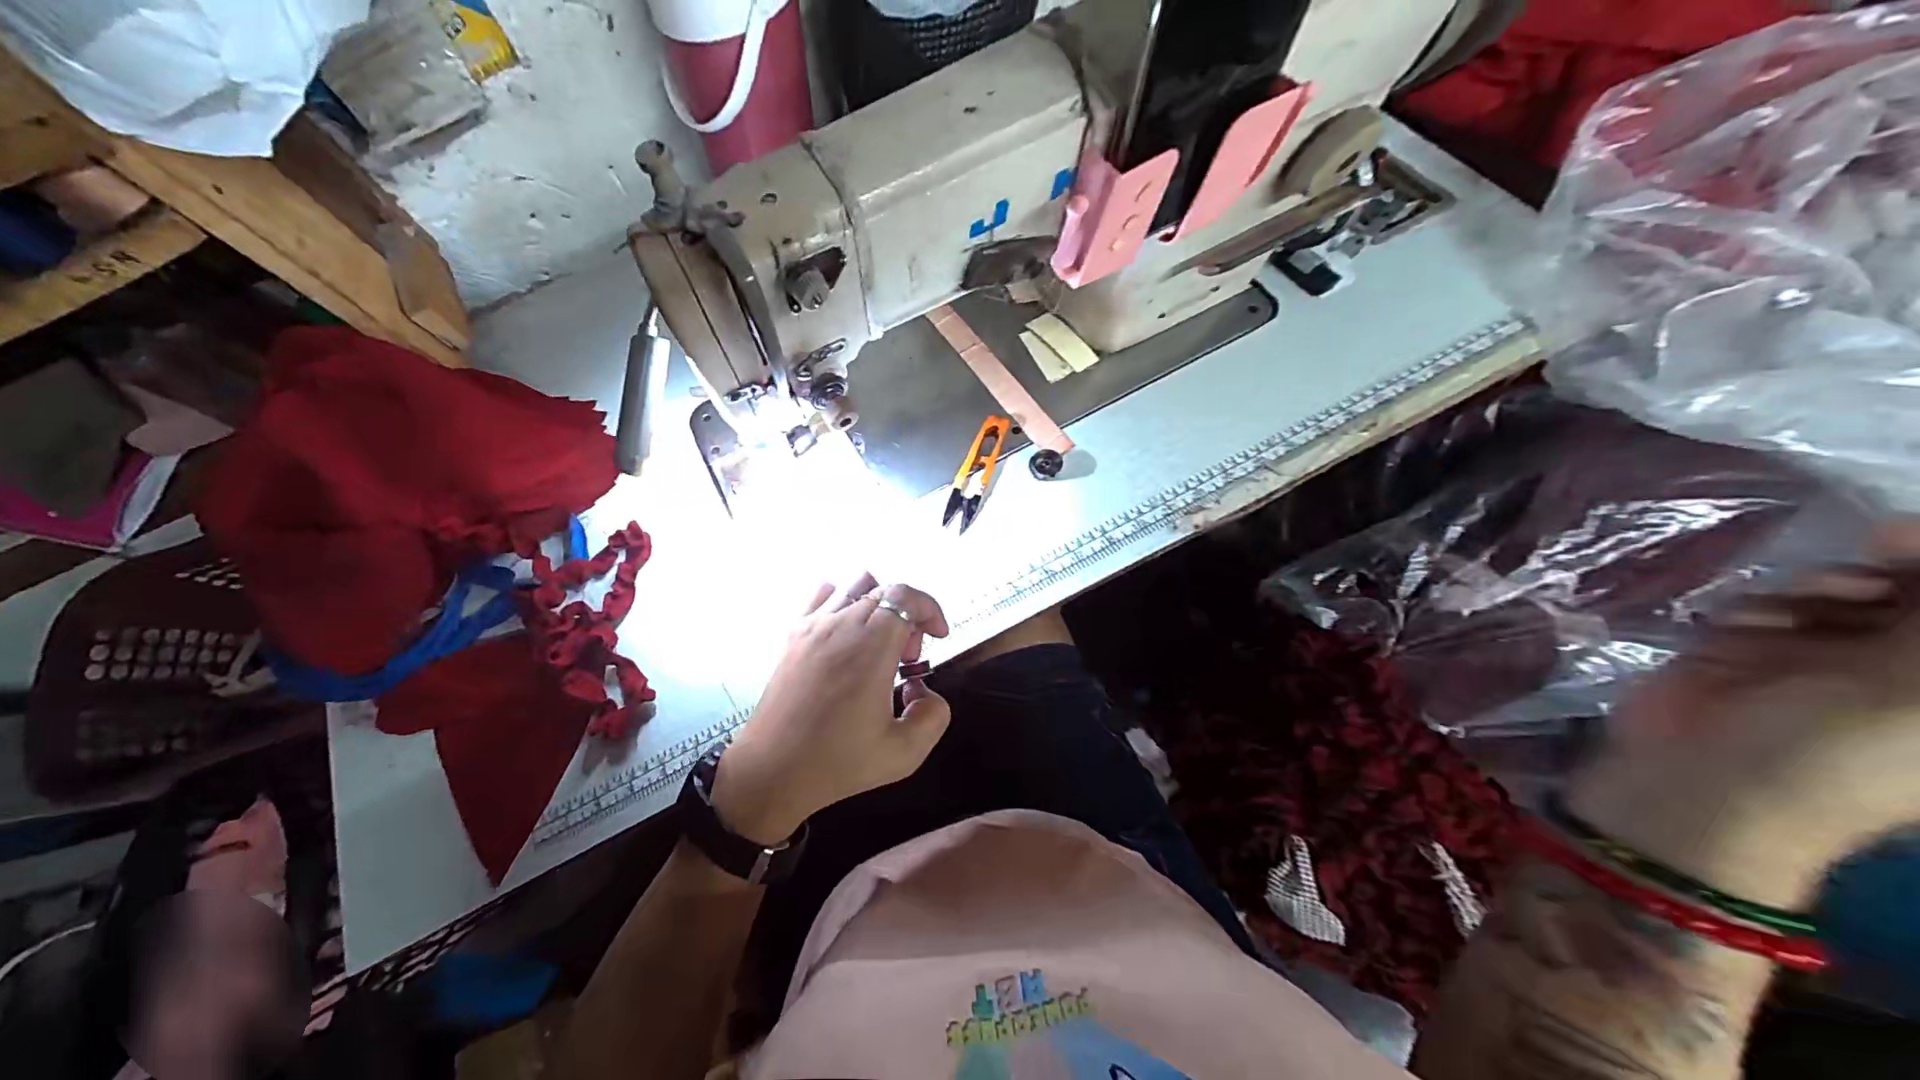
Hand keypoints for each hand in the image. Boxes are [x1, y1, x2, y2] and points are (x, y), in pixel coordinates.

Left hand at [710, 575, 950, 845]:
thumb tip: (921, 688)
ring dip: (879, 606)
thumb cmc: (837, 763)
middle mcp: (840, 625)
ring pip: (855, 586)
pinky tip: (846, 637)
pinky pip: (823, 595)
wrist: (772, 771)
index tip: (938, 638)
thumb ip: (933, 715)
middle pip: (886, 591)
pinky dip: (844, 603)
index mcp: (870, 647)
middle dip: (909, 616)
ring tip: (878, 645)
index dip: (931, 609)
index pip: (907, 596)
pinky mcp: (792, 635)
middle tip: (907, 659)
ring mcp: (812, 626)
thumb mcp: (904, 753)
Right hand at [1571, 522, 1919, 908]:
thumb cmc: (1826, 754)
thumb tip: (1912, 532)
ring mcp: (1820, 662)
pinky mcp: (1747, 655)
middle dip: (1879, 577)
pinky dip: (1755, 608)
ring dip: (1811, 591)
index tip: (1894, 540)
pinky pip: (1765, 607)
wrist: (1699, 784)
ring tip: (1781, 613)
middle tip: (1839, 581)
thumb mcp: (1908, 693)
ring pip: (1837, 593)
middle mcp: (1897, 672)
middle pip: (1907, 595)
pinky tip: (1738, 627)